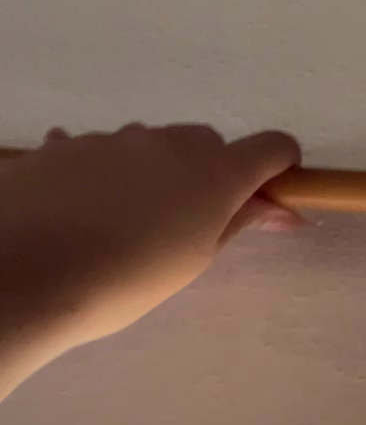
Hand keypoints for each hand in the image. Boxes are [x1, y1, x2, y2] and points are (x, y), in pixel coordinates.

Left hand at [0, 124, 302, 364]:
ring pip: (149, 144)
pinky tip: (78, 202)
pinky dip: (99, 169)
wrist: (10, 283)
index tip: (267, 194)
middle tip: (190, 213)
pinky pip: (91, 149)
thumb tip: (280, 209)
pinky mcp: (53, 149)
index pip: (275, 145)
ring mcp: (106, 141)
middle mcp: (168, 143)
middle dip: (210, 169)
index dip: (279, 166)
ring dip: (152, 168)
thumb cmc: (126, 279)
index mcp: (218, 170)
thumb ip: (241, 219)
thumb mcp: (199, 256)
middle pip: (208, 141)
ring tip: (123, 213)